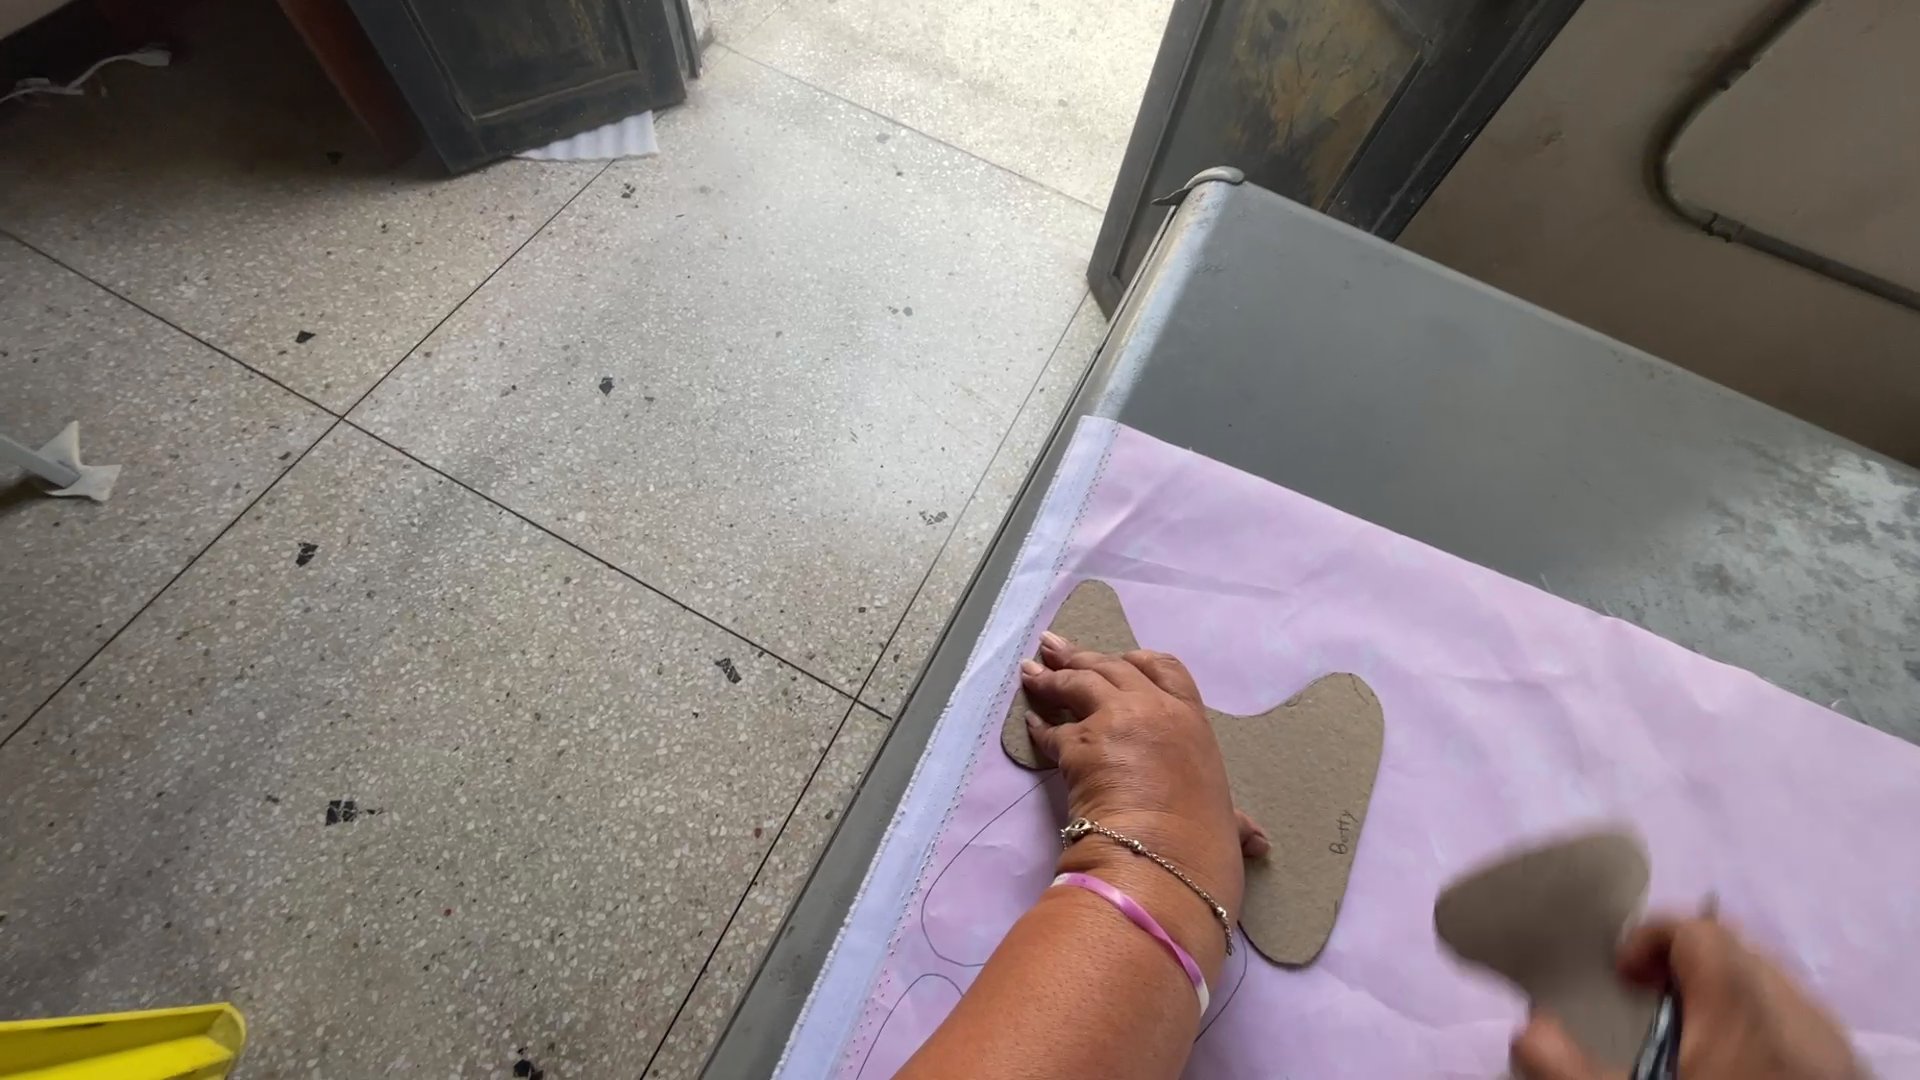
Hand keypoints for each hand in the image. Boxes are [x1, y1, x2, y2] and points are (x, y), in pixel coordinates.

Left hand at [1020, 632, 1267, 971]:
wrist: (1163, 859)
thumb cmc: (1203, 844)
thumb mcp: (1224, 819)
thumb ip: (1234, 820)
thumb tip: (1257, 840)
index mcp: (1190, 720)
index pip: (1165, 668)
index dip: (1138, 660)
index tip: (1120, 658)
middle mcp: (1151, 708)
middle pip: (1111, 667)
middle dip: (1080, 656)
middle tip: (1053, 648)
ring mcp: (1112, 719)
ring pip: (1076, 682)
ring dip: (1051, 677)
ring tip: (1031, 670)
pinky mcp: (1077, 742)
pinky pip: (1052, 728)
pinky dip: (1039, 724)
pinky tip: (1030, 722)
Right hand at [1512, 916, 1862, 1079]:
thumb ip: (1564, 1062)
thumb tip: (1530, 1030)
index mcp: (1748, 1019)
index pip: (1700, 932)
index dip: (1649, 937)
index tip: (1622, 975)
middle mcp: (1805, 1028)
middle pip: (1737, 950)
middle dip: (1683, 961)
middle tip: (1647, 997)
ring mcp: (1839, 1058)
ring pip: (1773, 985)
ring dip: (1721, 991)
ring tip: (1687, 1032)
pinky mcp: (1850, 1079)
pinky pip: (1801, 1024)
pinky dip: (1758, 1024)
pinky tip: (1731, 1062)